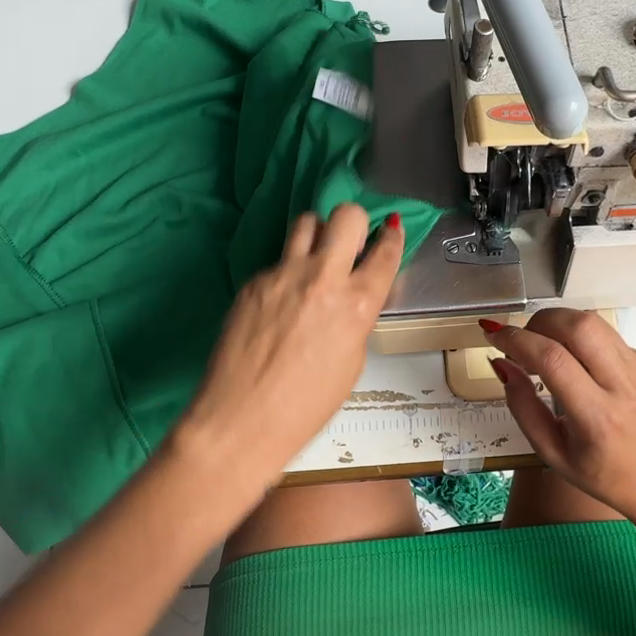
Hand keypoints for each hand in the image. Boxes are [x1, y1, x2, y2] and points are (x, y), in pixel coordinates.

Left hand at [171, 204, 402, 495]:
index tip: (392, 229)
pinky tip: (281, 301)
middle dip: (355, 223)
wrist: (242, 418)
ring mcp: (283, 276)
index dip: (393, 237)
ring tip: (315, 258)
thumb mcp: (352, 363)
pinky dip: (287, 271)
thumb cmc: (305, 406)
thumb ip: (356, 319)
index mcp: (357, 305)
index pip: (385, 252)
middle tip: (351, 242)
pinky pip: (277, 261)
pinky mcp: (253, 282)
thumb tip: (354, 299)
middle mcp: (323, 280)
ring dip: (318, 234)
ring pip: (307, 223)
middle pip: (347, 217)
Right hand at [482, 309, 635, 517]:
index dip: (518, 340)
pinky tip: (570, 358)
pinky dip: (578, 336)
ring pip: (593, 321)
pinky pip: (605, 333)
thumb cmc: (598, 471)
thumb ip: (522, 406)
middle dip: (540, 322)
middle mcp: (623, 386)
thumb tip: (501, 363)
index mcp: (597, 418)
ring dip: (557, 323)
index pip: (554, 360)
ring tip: (541, 345)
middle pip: (579, 326)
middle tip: (521, 339)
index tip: (493, 335)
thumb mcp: (550, 452)